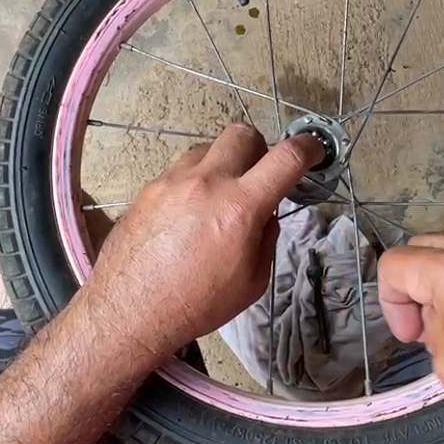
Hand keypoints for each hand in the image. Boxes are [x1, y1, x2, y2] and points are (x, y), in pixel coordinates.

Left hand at [80, 123, 321, 365]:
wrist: (129, 310)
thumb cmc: (195, 304)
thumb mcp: (252, 281)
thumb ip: (266, 239)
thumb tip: (266, 214)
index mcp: (240, 207)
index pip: (286, 158)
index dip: (309, 147)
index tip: (314, 150)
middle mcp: (206, 183)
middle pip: (243, 133)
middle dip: (259, 149)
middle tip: (258, 177)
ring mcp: (173, 180)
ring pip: (208, 148)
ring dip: (223, 164)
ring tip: (218, 199)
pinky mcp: (149, 187)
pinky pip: (181, 169)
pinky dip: (195, 182)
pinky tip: (188, 214)